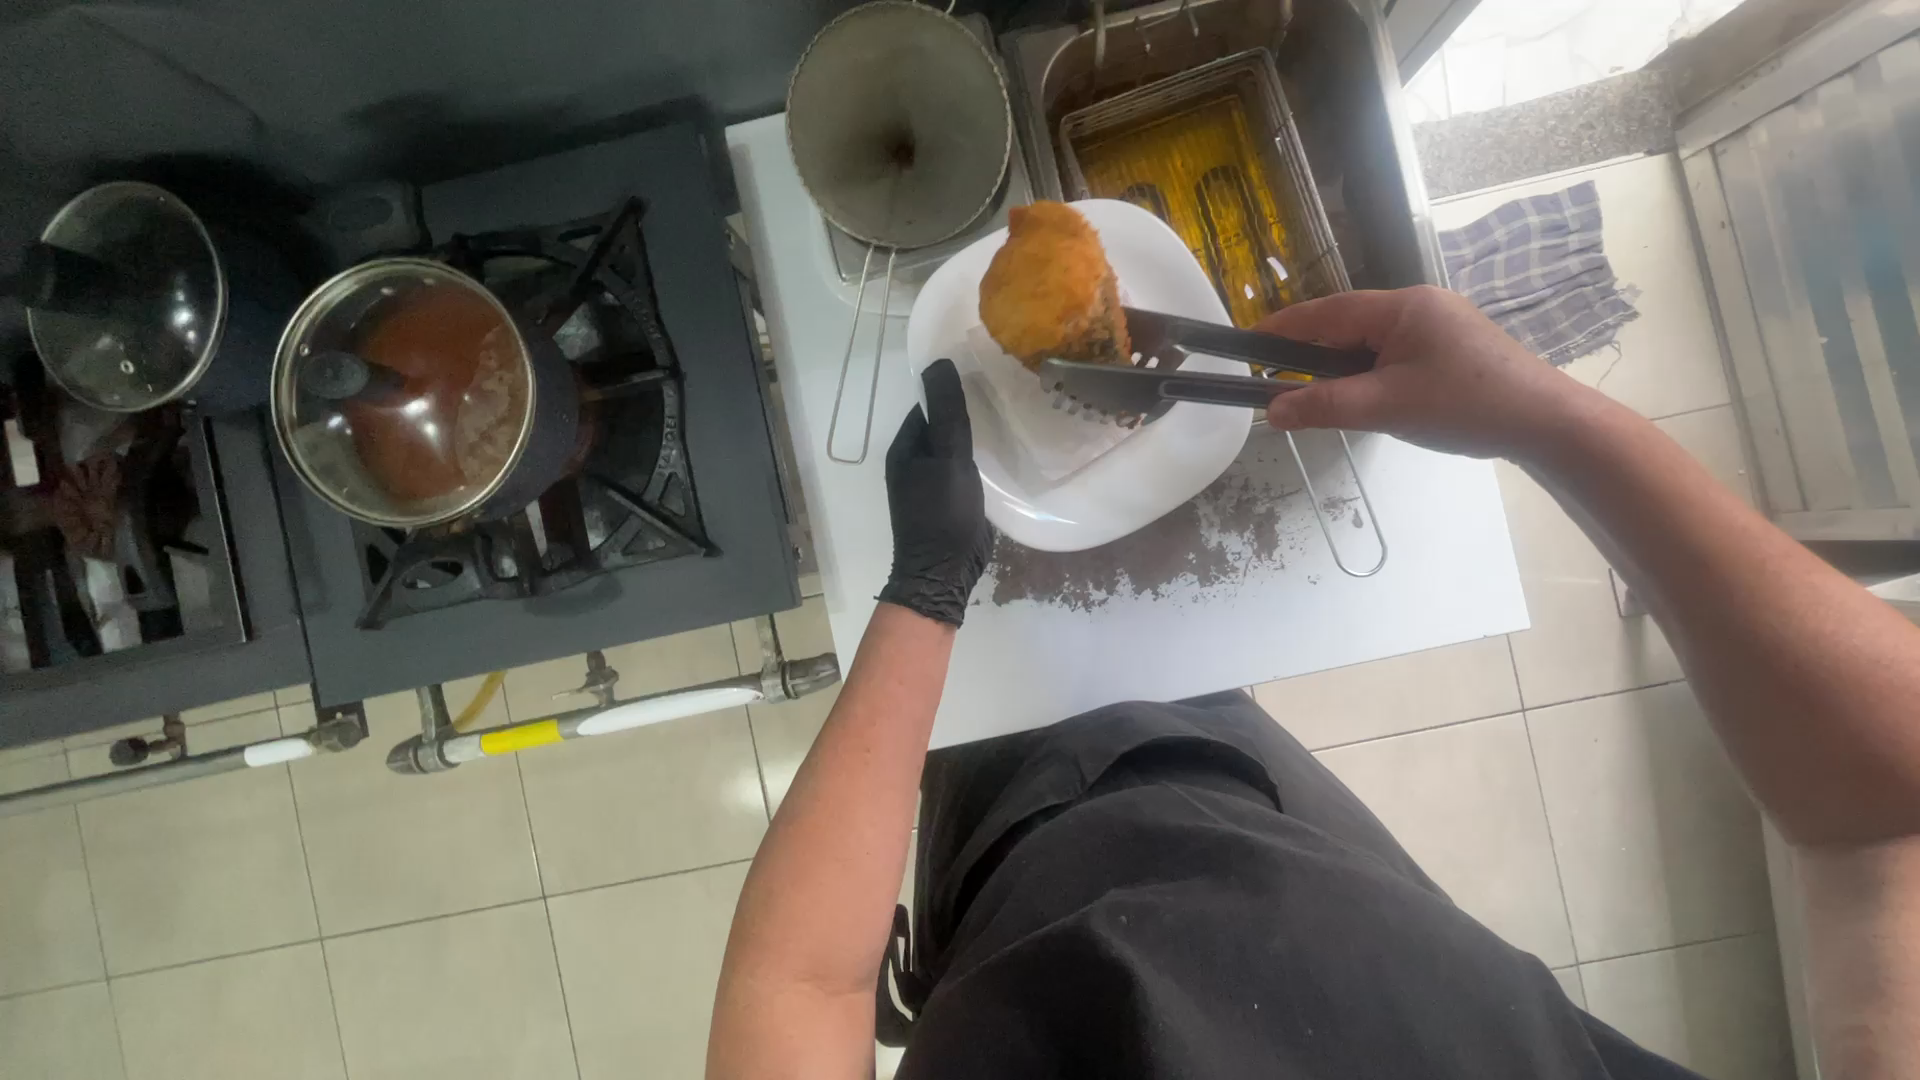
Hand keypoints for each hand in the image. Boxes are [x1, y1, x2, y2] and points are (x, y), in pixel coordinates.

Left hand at [875, 359, 991, 626]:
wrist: (944, 573)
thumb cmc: (941, 514)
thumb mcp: (947, 459)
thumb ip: (945, 414)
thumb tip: (938, 363)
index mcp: (905, 448)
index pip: (930, 404)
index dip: (955, 389)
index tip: (988, 375)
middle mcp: (916, 462)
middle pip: (945, 425)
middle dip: (971, 411)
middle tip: (1009, 394)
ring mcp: (934, 483)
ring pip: (959, 448)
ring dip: (981, 436)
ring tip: (1015, 417)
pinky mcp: (954, 500)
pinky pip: (970, 469)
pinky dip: (985, 460)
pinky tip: (1009, 453)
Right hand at [1254, 286, 1593, 459]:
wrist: (1546, 423)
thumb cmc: (1465, 406)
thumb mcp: (1385, 407)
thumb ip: (1324, 406)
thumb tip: (1271, 411)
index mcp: (1401, 308)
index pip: (1324, 312)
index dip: (1281, 328)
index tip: (1245, 344)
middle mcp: (1417, 305)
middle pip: (1343, 323)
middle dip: (1305, 351)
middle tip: (1271, 380)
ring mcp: (1435, 325)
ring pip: (1365, 340)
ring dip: (1335, 364)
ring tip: (1311, 395)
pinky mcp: (1446, 347)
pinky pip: (1387, 352)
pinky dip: (1361, 371)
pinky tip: (1357, 394)